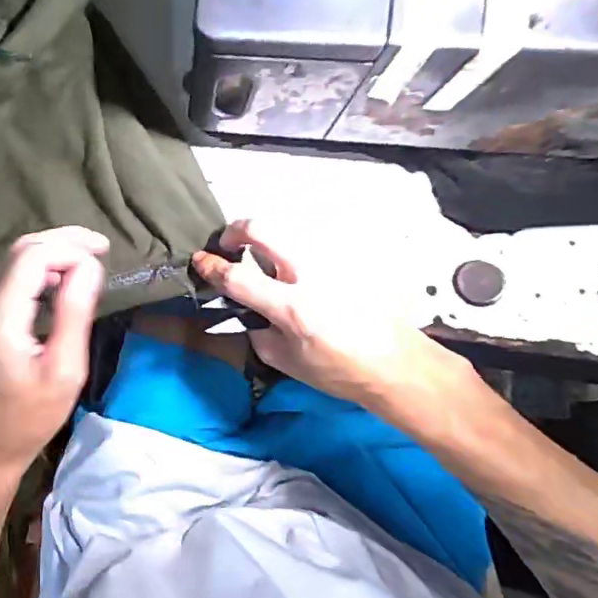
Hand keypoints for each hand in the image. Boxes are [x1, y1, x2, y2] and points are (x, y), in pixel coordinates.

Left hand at [0, 226, 108, 472]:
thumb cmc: (31, 416)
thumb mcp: (65, 369)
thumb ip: (74, 313)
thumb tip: (89, 267)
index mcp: (2, 316)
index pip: (32, 255)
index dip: (69, 248)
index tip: (103, 258)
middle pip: (20, 249)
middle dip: (62, 240)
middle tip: (102, 246)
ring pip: (14, 259)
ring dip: (51, 250)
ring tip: (90, 256)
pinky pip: (13, 277)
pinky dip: (41, 266)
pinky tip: (65, 277)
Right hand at [191, 219, 476, 424]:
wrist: (397, 364)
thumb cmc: (338, 370)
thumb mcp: (283, 359)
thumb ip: (256, 327)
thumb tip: (245, 307)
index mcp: (291, 307)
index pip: (238, 276)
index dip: (211, 266)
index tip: (200, 261)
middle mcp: (309, 275)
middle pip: (261, 228)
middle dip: (235, 231)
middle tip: (229, 247)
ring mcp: (330, 261)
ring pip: (285, 230)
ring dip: (264, 241)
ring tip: (261, 262)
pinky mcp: (345, 258)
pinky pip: (307, 243)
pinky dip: (289, 251)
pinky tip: (293, 273)